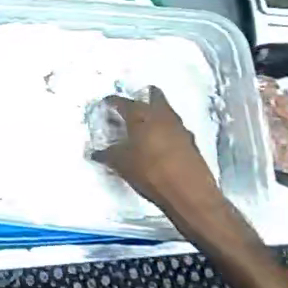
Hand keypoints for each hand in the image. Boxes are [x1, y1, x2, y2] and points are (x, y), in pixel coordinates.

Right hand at [98, 88, 221, 217]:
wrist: (189, 192)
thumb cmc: (150, 172)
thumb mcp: (122, 164)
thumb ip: (108, 155)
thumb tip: (95, 152)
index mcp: (141, 116)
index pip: (124, 102)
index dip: (113, 101)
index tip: (107, 102)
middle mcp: (162, 116)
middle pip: (154, 96)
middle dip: (145, 95)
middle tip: (136, 103)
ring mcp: (180, 127)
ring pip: (168, 111)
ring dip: (158, 113)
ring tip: (148, 124)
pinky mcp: (192, 142)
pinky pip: (177, 129)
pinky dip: (168, 131)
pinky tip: (163, 142)